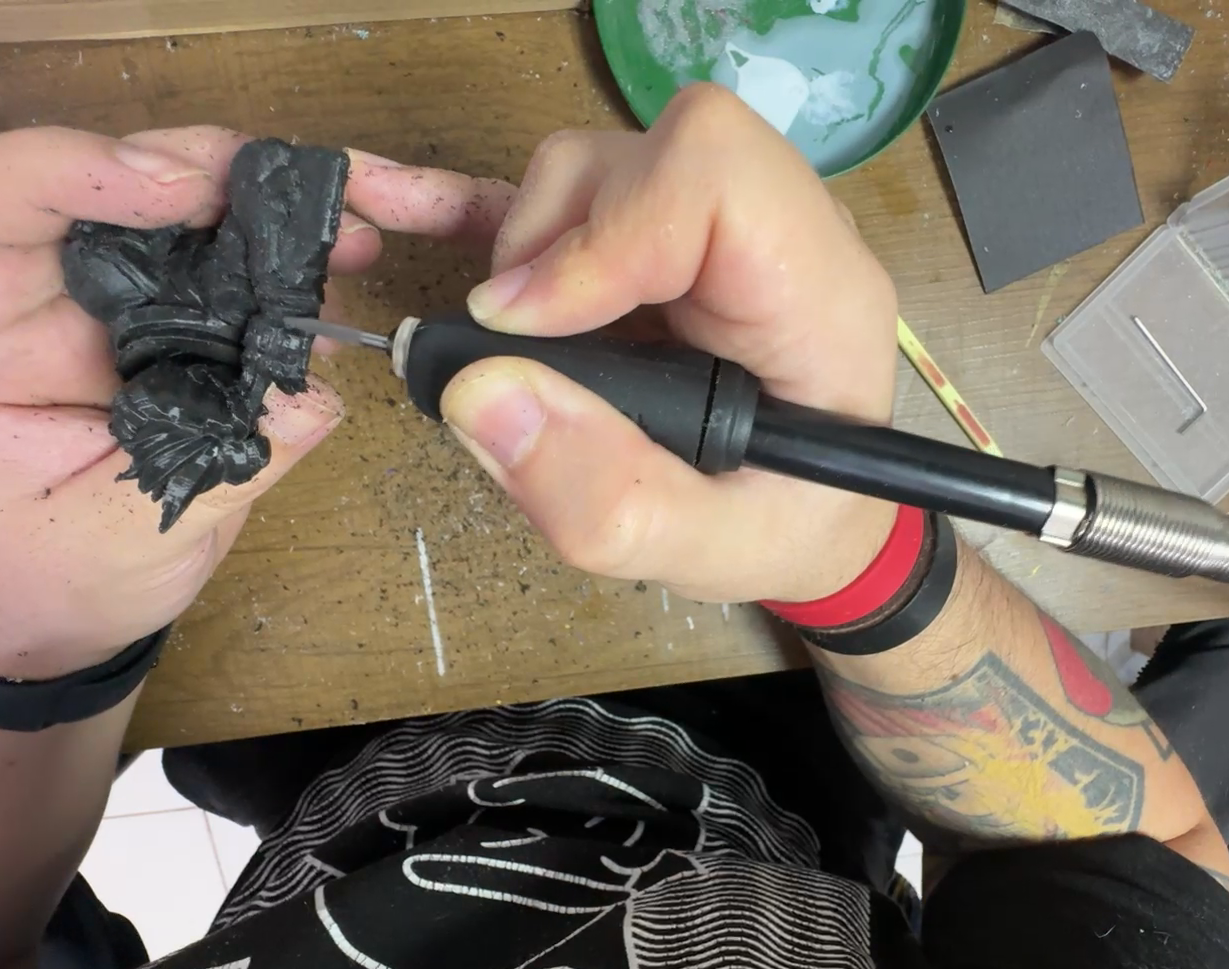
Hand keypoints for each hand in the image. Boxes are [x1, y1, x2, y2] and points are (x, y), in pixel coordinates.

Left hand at [0, 128, 512, 678]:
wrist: (63, 605)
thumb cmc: (56, 576)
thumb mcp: (126, 534)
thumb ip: (220, 463)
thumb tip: (315, 396)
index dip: (68, 169)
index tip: (182, 188)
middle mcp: (43, 299)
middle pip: (108, 187)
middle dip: (212, 170)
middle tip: (317, 190)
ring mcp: (116, 312)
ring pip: (185, 223)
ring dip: (272, 213)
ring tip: (359, 227)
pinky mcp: (178, 335)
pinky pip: (235, 284)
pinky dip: (293, 273)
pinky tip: (348, 277)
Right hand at [440, 85, 899, 603]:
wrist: (813, 514)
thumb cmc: (786, 530)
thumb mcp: (708, 550)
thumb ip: (608, 499)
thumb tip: (479, 393)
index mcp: (815, 296)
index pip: (712, 177)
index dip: (600, 236)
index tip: (524, 329)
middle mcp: (774, 237)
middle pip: (641, 157)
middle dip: (548, 247)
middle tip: (518, 351)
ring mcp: (714, 233)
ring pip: (596, 170)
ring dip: (526, 251)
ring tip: (520, 348)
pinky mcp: (660, 246)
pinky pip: (575, 197)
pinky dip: (493, 211)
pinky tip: (414, 212)